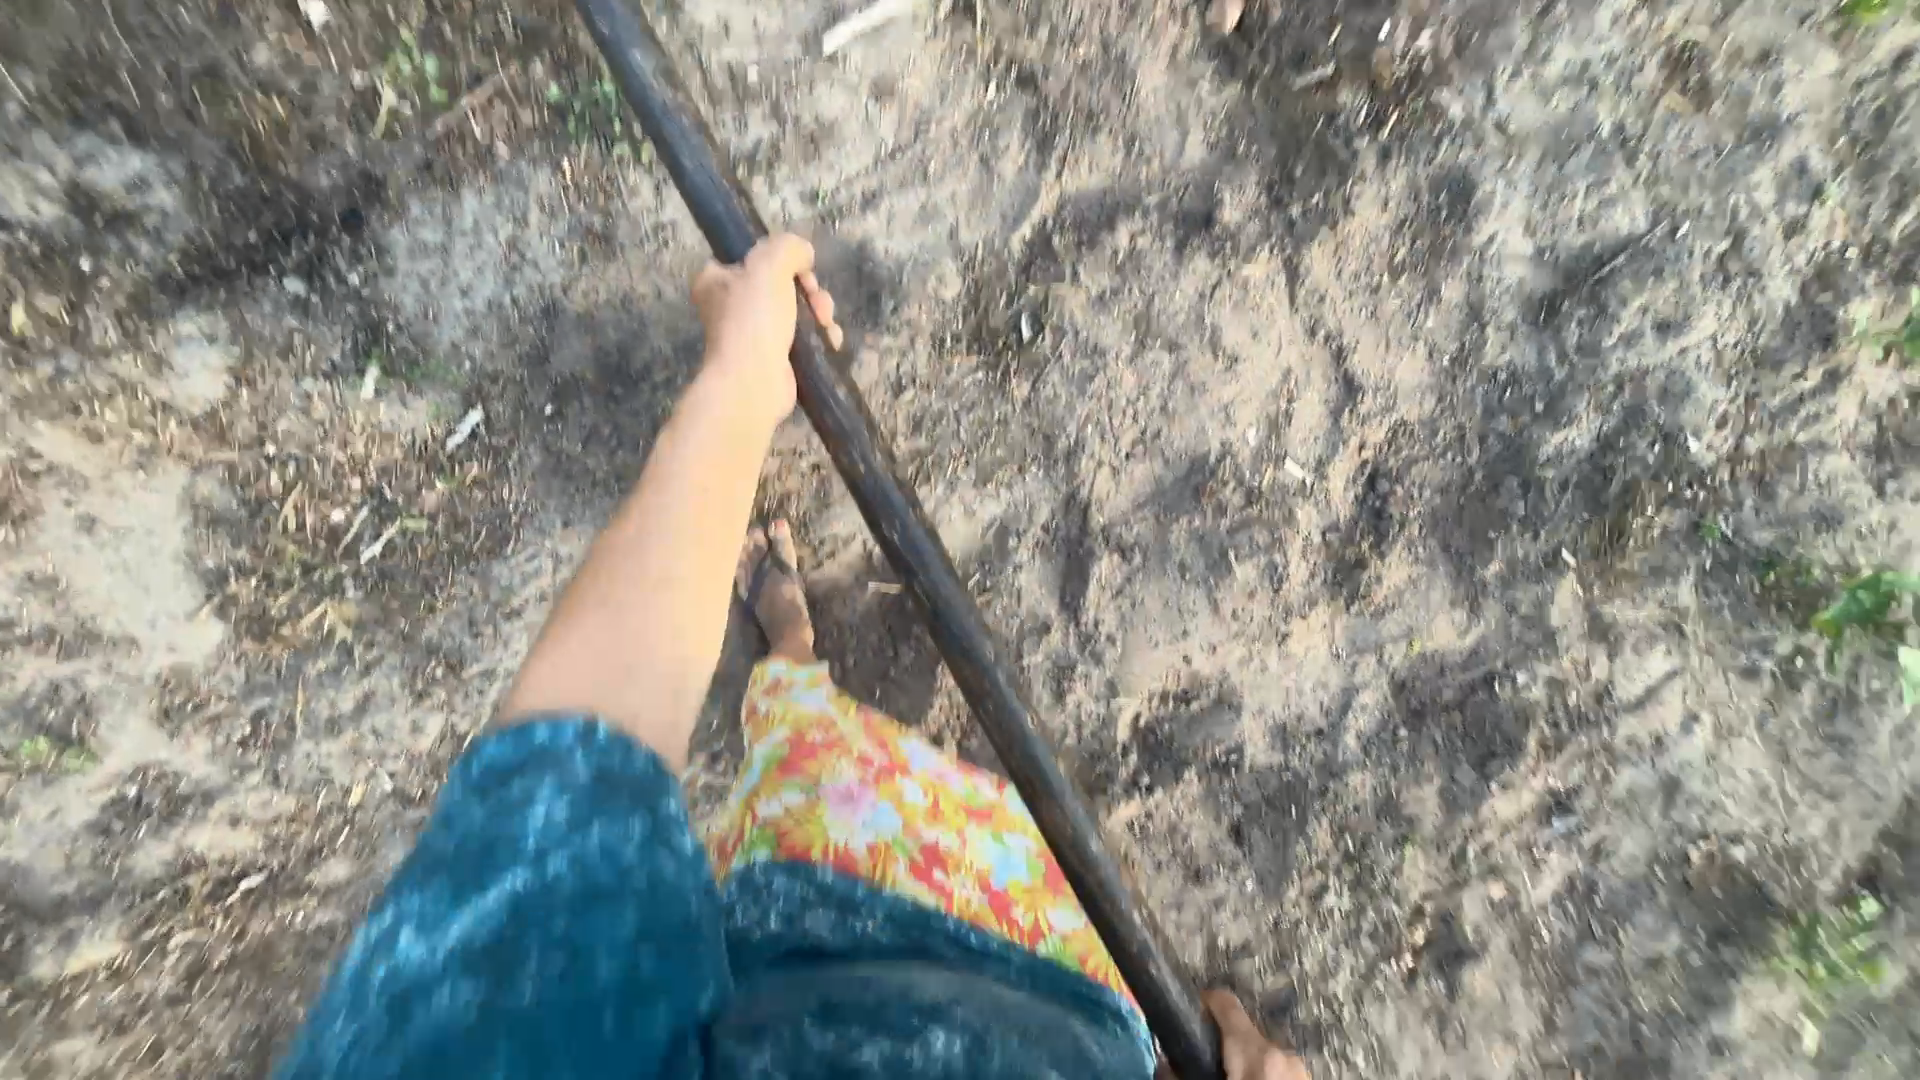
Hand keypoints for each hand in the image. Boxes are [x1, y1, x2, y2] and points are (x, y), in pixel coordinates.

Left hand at [691, 233, 842, 422]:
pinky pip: (804, 338)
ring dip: (820, 312)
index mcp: (716, 280)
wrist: (754, 381)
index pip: (751, 257)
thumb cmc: (753, 319)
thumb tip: (804, 253)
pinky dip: (821, 337)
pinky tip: (830, 341)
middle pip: (782, 283)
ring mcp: (755, 335)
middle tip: (816, 300)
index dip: (781, 259)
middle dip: (809, 290)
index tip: (799, 269)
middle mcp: (732, 307)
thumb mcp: (769, 265)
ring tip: (826, 324)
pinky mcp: (776, 358)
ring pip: (797, 310)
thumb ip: (788, 247)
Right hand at [1160, 990, 1309, 1079]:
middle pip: (1243, 1035)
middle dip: (1223, 1051)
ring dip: (1247, 1070)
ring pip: (1264, 1058)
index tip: (1188, 1022)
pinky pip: (1280, 1075)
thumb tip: (1163, 1063)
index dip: (1202, 1005)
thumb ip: (1179, 1078)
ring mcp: (1301, 1073)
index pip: (1224, 1002)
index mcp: (1254, 1052)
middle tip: (1206, 1072)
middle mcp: (1282, 1054)